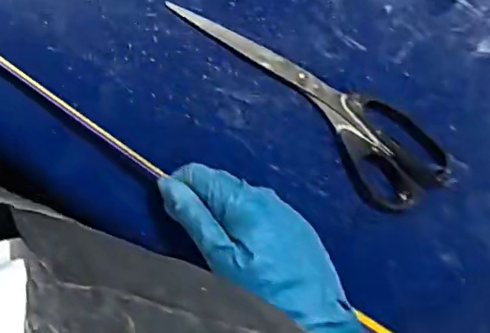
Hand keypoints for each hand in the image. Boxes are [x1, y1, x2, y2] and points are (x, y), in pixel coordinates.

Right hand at [160, 164, 356, 332]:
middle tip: (196, 238)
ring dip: (224, 214)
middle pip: (218, 184)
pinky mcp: (298, 227)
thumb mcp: (221, 260)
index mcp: (244, 197)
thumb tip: (166, 183)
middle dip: (201, 203)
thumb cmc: (265, 296)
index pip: (198, 172)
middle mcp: (264, 193)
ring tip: (222, 249)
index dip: (179, 188)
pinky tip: (251, 254)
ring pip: (240, 199)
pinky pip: (262, 214)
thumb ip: (193, 217)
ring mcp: (284, 210)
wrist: (322, 327)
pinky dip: (247, 224)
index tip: (173, 214)